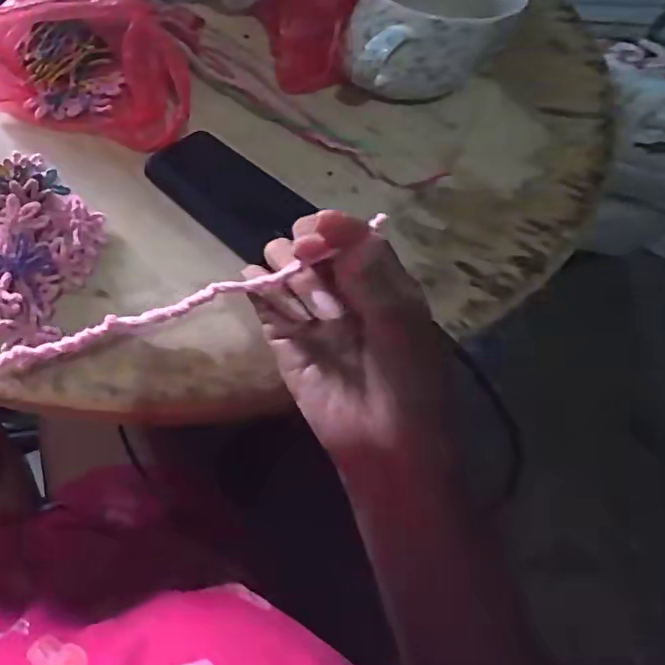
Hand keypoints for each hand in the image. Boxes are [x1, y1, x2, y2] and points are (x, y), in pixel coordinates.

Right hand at [242, 212, 454, 481]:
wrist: (383, 444)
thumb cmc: (408, 383)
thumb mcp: (400, 323)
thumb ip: (367, 270)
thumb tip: (328, 221)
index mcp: (375, 275)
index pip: (342, 230)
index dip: (325, 228)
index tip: (314, 246)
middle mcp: (336, 282)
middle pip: (302, 239)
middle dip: (302, 255)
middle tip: (315, 288)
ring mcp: (304, 303)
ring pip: (274, 260)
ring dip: (287, 279)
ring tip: (310, 317)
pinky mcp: (277, 326)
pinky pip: (256, 290)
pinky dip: (262, 291)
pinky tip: (286, 318)